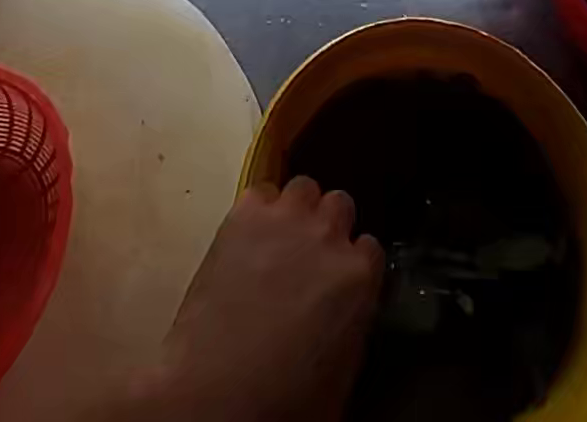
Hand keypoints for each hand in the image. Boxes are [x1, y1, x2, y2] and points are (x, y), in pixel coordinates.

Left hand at [124, 176, 384, 421]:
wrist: (216, 395)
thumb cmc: (285, 399)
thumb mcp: (343, 369)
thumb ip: (355, 317)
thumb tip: (348, 304)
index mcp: (359, 274)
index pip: (370, 246)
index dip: (352, 262)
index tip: (337, 275)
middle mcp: (328, 234)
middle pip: (340, 204)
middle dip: (328, 225)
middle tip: (308, 252)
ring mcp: (286, 219)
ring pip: (304, 187)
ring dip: (296, 209)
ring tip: (278, 236)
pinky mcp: (245, 214)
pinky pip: (260, 192)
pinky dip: (257, 209)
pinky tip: (247, 235)